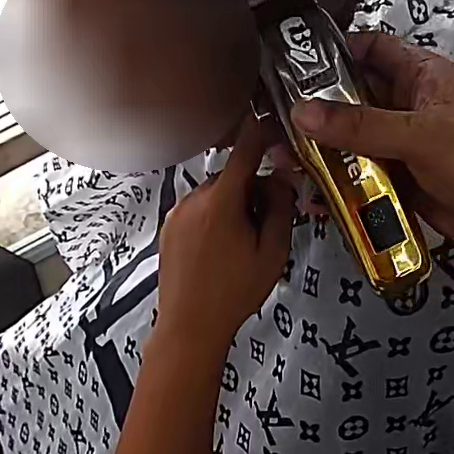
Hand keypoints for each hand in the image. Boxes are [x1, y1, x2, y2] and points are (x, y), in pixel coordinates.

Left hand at [156, 116, 295, 340]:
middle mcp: (194, 201)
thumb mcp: (273, 251)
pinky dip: (217, 217)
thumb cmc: (230, 294)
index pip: (245, 148)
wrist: (190, 325)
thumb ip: (281, 206)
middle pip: (234, 176)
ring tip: (244, 243)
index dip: (264, 133)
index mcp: (221, 202)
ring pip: (217, 192)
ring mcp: (178, 214)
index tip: (275, 128)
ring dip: (235, 205)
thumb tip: (283, 177)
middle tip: (269, 221)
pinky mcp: (170, 226)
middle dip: (255, 189)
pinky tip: (224, 248)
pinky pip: (200, 208)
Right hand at [289, 32, 453, 244]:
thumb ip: (362, 125)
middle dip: (315, 109)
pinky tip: (313, 194)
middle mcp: (406, 103)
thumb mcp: (421, 136)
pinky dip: (336, 181)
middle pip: (351, 96)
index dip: (335, 50)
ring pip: (350, 138)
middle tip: (274, 122)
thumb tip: (304, 112)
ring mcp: (399, 141)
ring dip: (320, 150)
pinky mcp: (395, 175)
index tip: (295, 63)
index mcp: (421, 75)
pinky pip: (358, 172)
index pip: (371, 48)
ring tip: (283, 160)